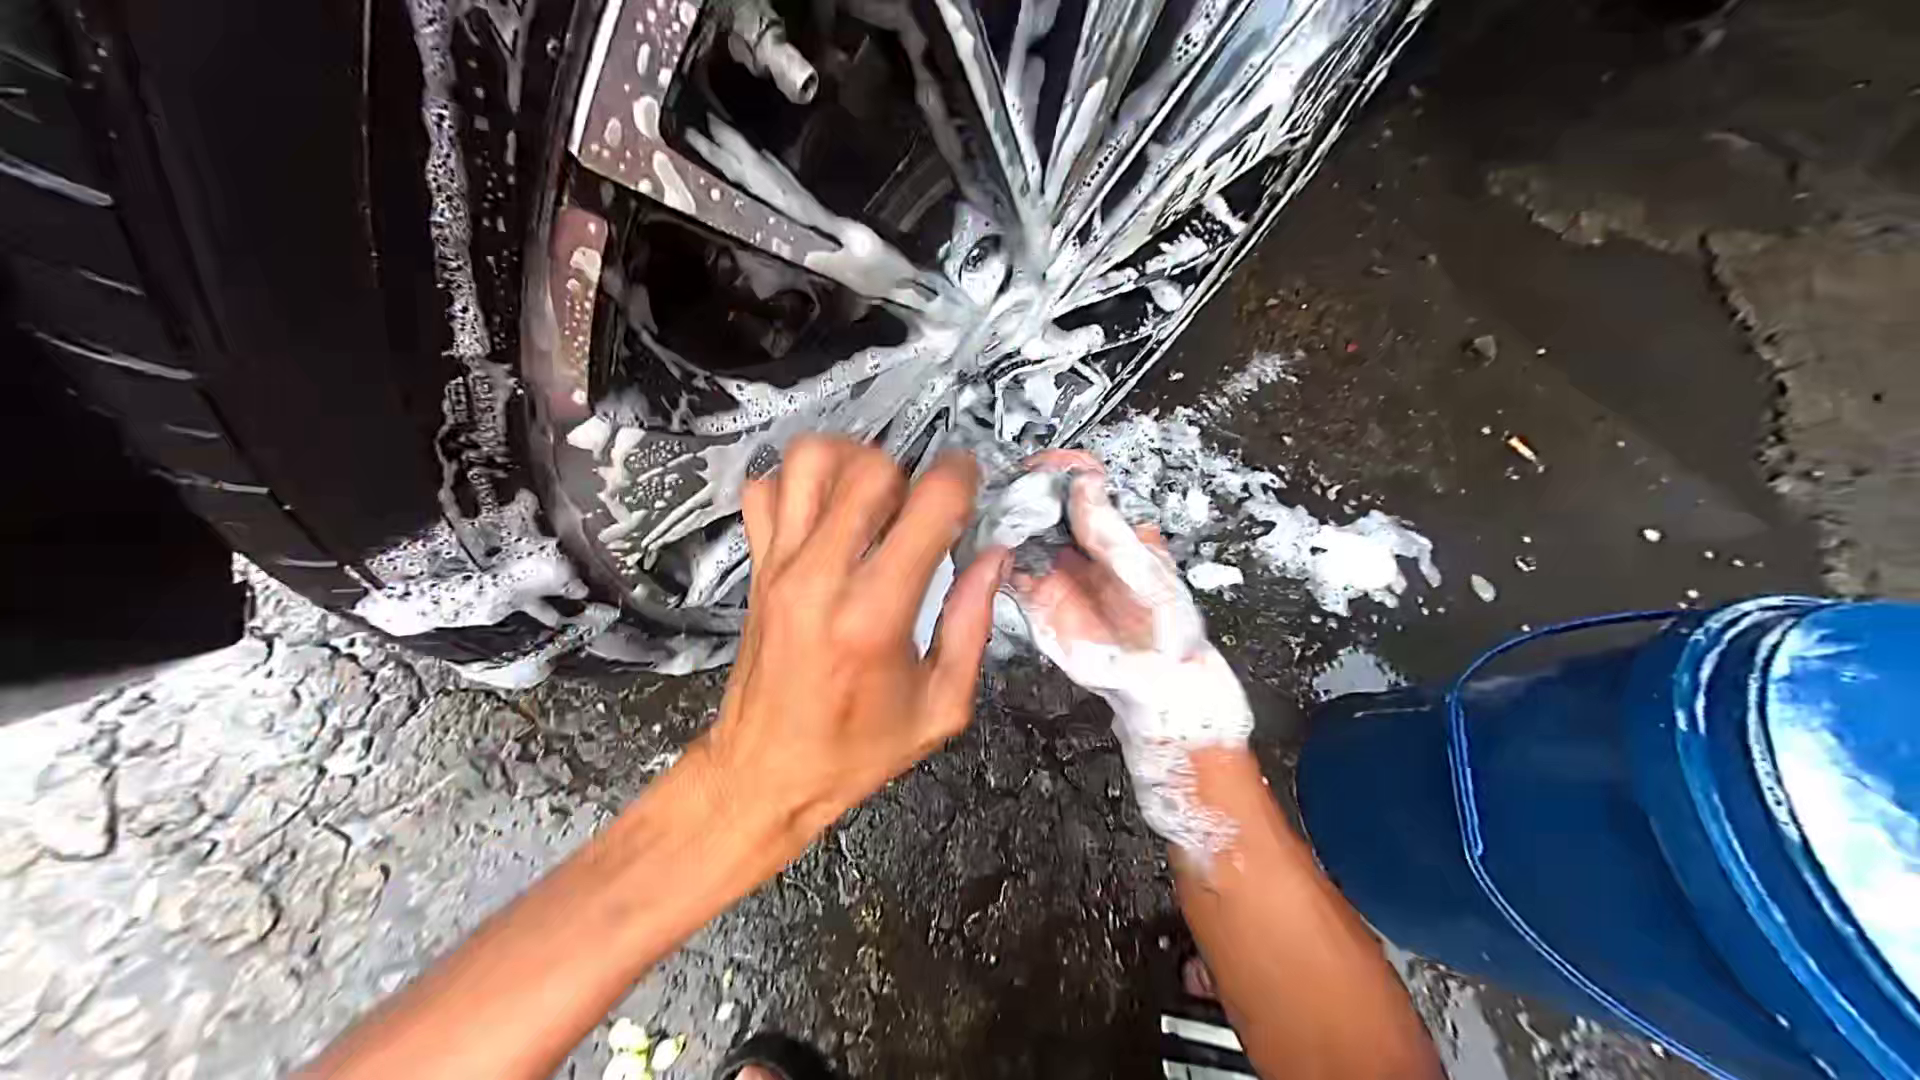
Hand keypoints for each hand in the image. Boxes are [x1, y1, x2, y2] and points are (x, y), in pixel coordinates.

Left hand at [704, 436, 1010, 842]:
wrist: (764, 773)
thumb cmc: (854, 750)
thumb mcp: (940, 705)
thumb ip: (973, 624)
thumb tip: (991, 558)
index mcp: (876, 616)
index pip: (929, 507)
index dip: (961, 478)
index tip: (970, 484)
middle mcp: (822, 578)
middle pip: (871, 469)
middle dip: (912, 472)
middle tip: (924, 504)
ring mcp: (780, 566)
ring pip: (810, 461)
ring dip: (854, 461)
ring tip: (876, 493)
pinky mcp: (756, 567)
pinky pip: (765, 488)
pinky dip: (798, 481)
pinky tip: (827, 509)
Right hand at [1005, 451, 1251, 856]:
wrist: (1156, 684)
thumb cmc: (1167, 628)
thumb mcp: (1146, 572)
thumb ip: (1110, 530)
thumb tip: (1085, 483)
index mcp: (1110, 530)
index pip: (1079, 484)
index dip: (1059, 468)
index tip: (1043, 465)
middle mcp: (1077, 547)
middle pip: (1040, 504)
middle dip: (1021, 491)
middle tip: (1005, 488)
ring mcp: (1053, 573)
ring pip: (1018, 535)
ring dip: (1002, 522)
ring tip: (988, 513)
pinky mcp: (1034, 601)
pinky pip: (1005, 574)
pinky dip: (991, 560)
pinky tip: (985, 550)